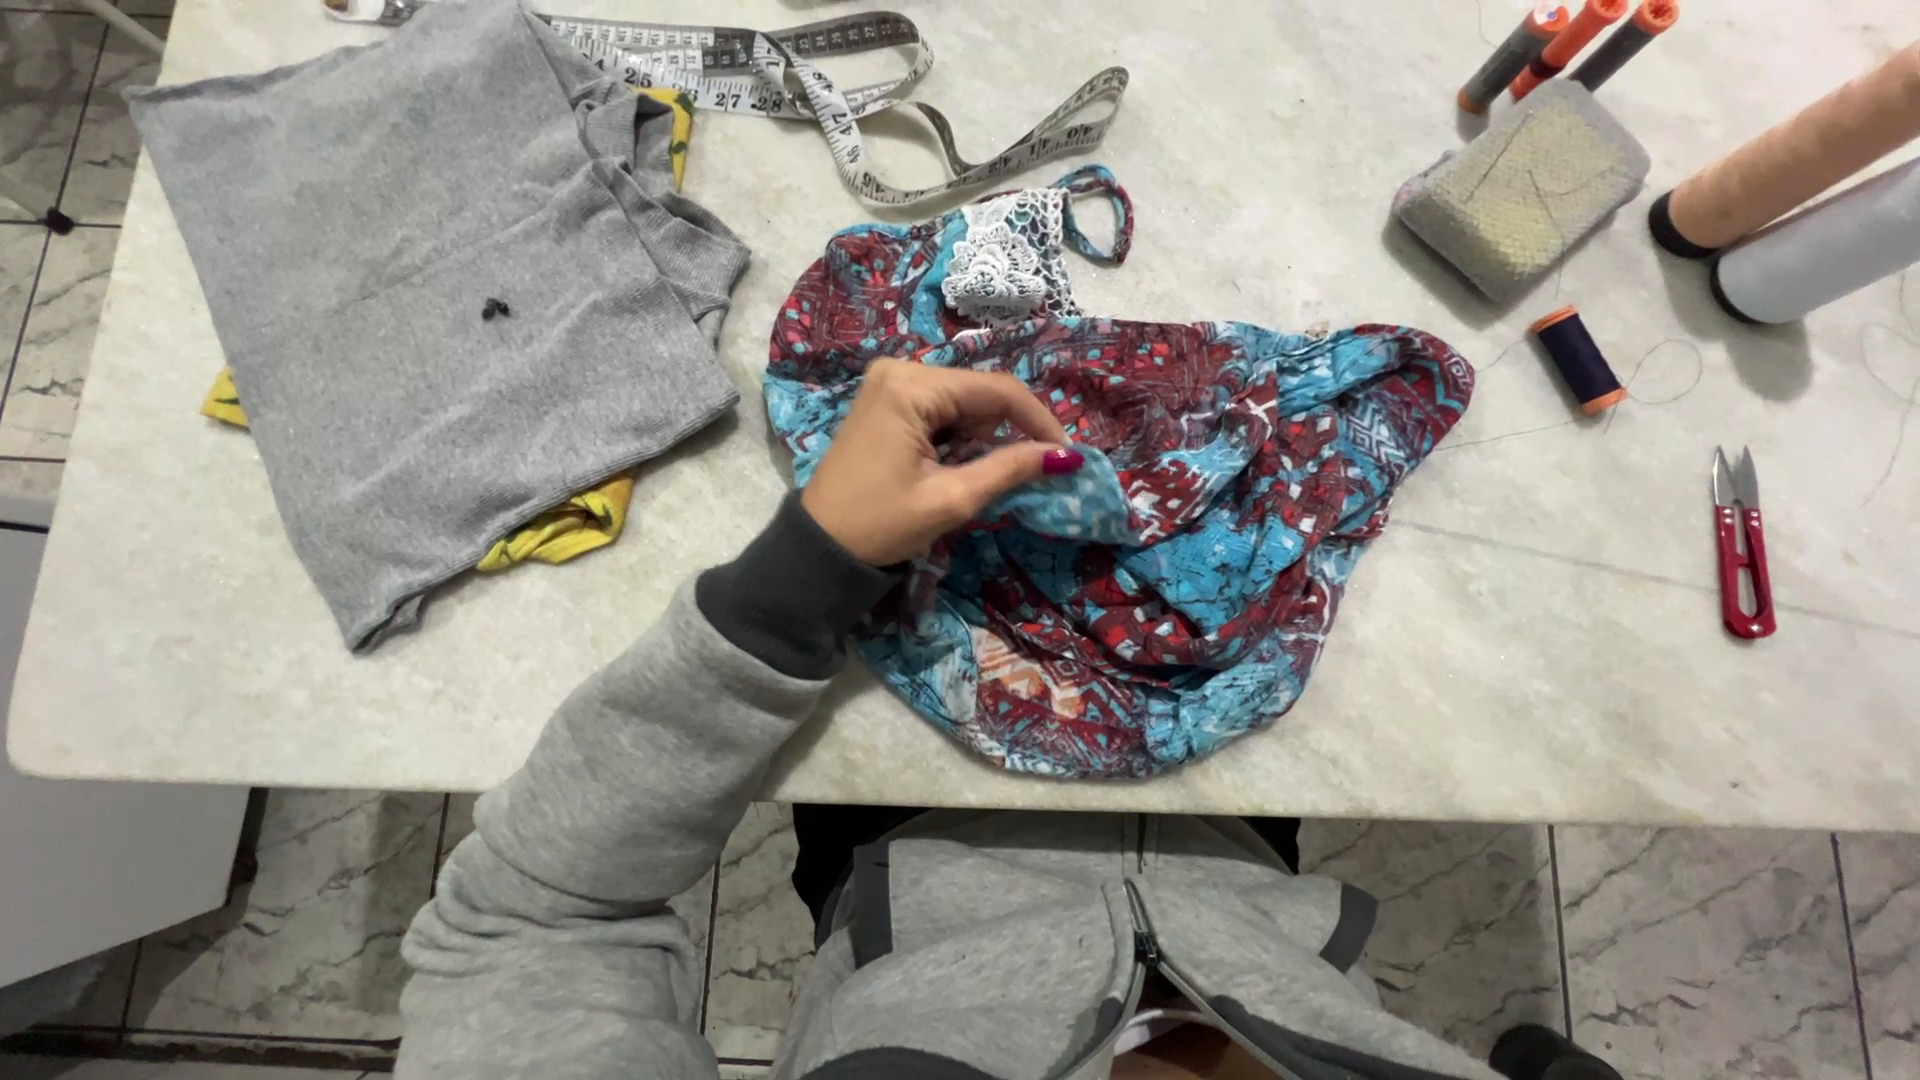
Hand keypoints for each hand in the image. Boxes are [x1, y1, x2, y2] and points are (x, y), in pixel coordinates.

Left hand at [801, 359, 1084, 564]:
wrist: (820, 546)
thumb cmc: (880, 525)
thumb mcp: (951, 499)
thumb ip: (1009, 469)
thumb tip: (1066, 456)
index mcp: (911, 386)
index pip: (996, 390)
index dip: (1038, 421)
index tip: (1066, 455)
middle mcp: (899, 370)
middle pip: (979, 392)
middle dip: (1004, 432)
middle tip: (1017, 475)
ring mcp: (889, 383)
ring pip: (963, 402)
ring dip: (980, 438)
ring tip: (967, 478)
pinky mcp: (886, 401)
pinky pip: (940, 410)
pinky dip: (957, 437)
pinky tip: (948, 467)